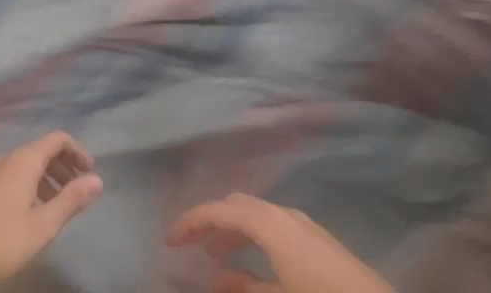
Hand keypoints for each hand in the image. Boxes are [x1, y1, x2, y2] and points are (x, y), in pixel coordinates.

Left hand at [0, 131, 103, 292]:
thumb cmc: (1, 239)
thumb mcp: (43, 225)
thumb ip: (71, 200)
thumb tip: (97, 180)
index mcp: (23, 161)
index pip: (57, 139)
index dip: (77, 151)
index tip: (90, 171)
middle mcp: (4, 159)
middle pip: (40, 151)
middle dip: (63, 167)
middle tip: (76, 191)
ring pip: (23, 166)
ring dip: (44, 179)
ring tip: (55, 206)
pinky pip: (8, 177)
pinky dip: (26, 186)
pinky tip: (26, 214)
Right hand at [167, 193, 394, 292]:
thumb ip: (244, 288)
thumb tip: (217, 278)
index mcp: (270, 222)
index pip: (220, 209)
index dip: (191, 221)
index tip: (169, 241)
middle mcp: (286, 215)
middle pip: (239, 206)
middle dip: (213, 223)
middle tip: (192, 248)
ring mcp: (306, 227)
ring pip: (258, 218)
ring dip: (234, 232)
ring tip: (217, 258)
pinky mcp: (321, 243)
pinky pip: (275, 229)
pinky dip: (255, 240)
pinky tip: (254, 266)